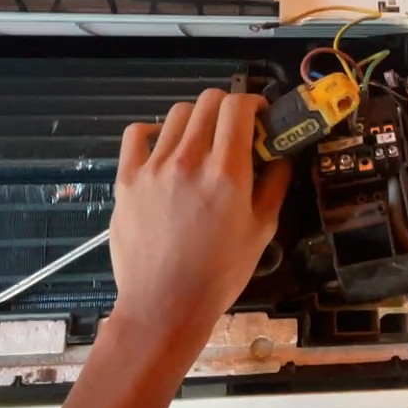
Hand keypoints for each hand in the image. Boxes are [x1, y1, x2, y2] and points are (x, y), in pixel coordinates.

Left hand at [109, 89, 291, 343]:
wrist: (164, 306)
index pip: (238, 107)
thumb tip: (281, 156)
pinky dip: (153, 132)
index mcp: (227, 172)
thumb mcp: (262, 230)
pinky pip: (136, 134)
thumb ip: (274, 185)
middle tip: (233, 127)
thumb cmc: (220, 273)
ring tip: (200, 141)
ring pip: (177, 114)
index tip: (258, 114)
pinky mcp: (127, 179)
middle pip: (208, 101)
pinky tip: (162, 147)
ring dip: (196, 119)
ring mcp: (154, 167)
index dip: (252, 102)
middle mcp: (189, 160)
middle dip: (227, 106)